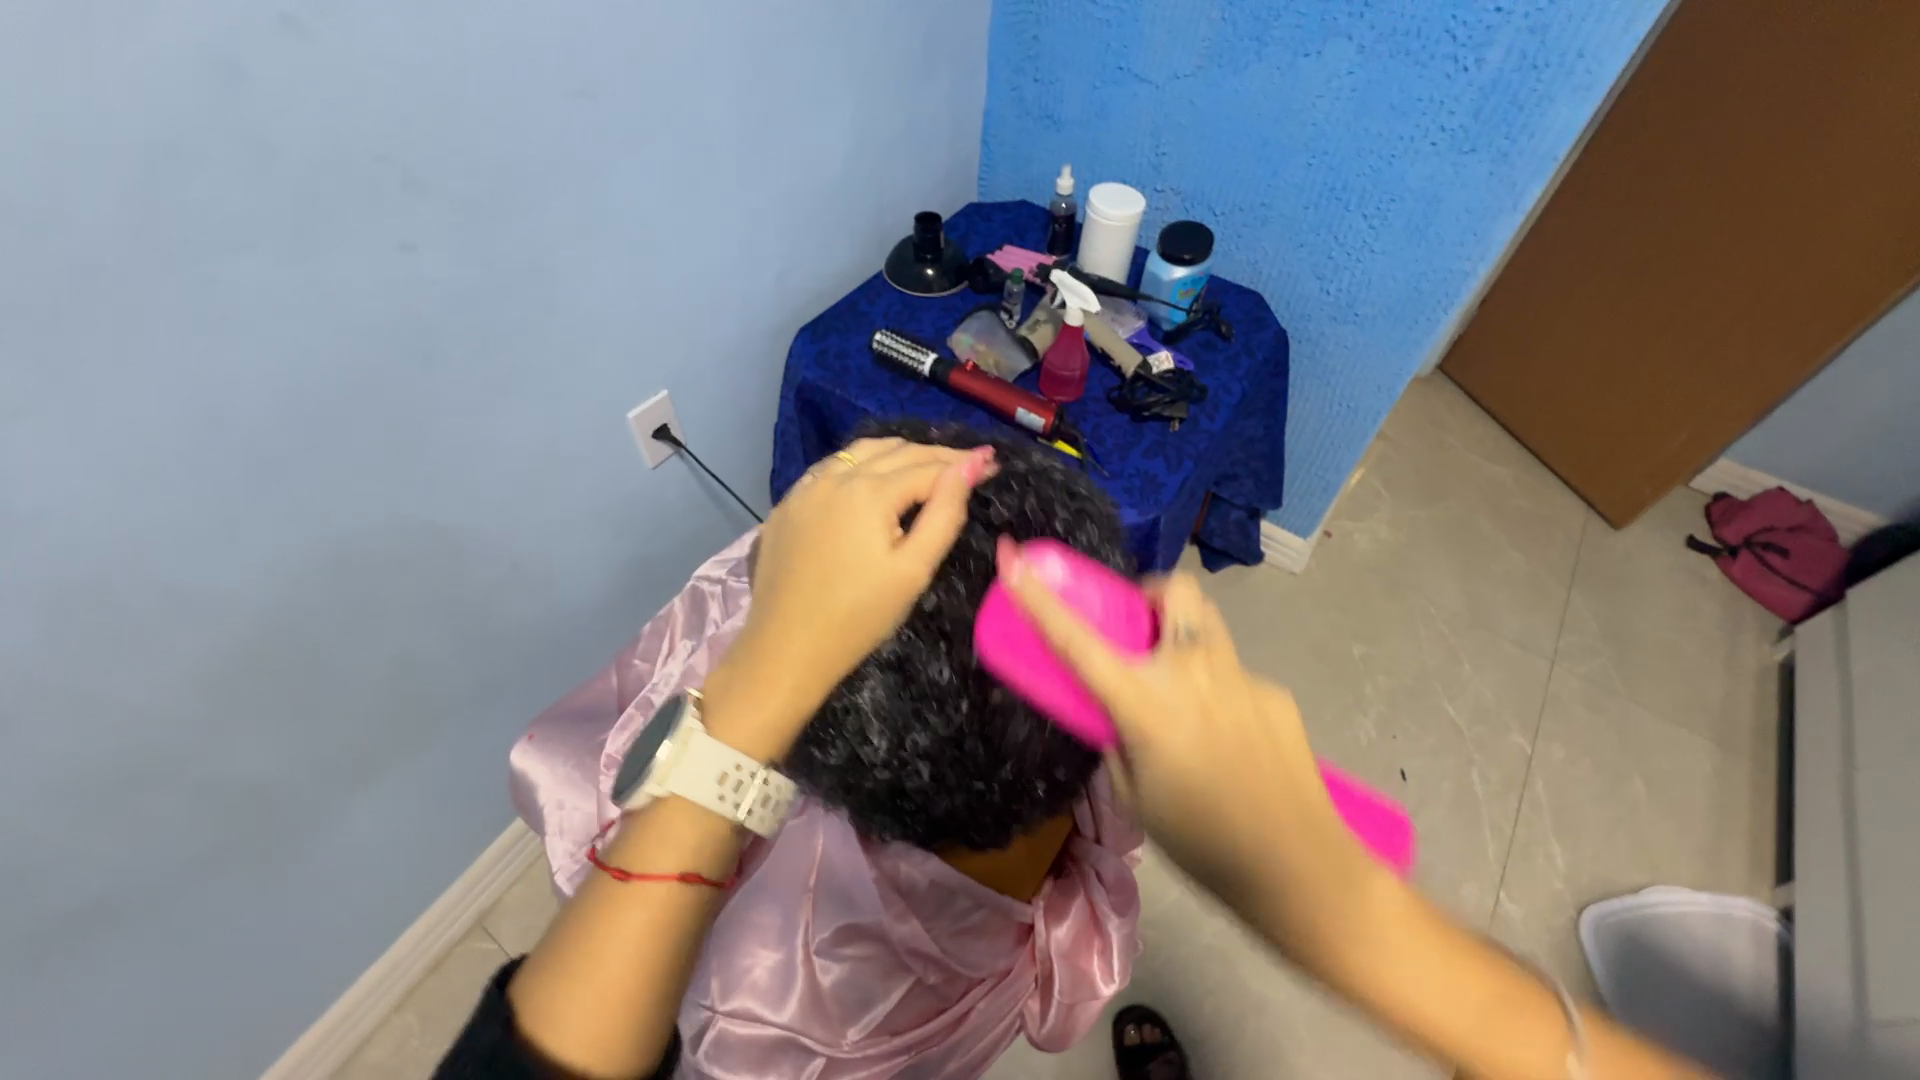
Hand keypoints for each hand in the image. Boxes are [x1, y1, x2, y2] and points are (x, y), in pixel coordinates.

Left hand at [703, 438, 996, 757]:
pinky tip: (871, 476)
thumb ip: (944, 514)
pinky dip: (860, 464)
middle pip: (896, 452)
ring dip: (898, 453)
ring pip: (859, 452)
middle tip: (970, 462)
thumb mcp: (913, 570)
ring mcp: (804, 490)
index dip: (965, 464)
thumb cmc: (858, 617)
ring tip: (927, 463)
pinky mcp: (785, 507)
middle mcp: (835, 478)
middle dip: (936, 454)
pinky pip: (830, 468)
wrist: (784, 650)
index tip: (994, 463)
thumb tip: (969, 467)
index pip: (928, 467)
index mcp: (869, 492)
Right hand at [996, 546, 1369, 908]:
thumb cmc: (1201, 841)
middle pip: (1172, 588)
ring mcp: (1240, 675)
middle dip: (1151, 595)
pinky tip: (1231, 740)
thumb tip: (1117, 716)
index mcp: (1144, 701)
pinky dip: (1218, 689)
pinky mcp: (1274, 692)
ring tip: (1182, 681)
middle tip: (1142, 629)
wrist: (1299, 866)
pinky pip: (1234, 672)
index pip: (1077, 640)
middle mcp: (1191, 670)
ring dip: (1184, 631)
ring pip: (1207, 620)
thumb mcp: (1134, 796)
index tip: (1015, 562)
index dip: (1039, 599)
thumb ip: (1117, 741)